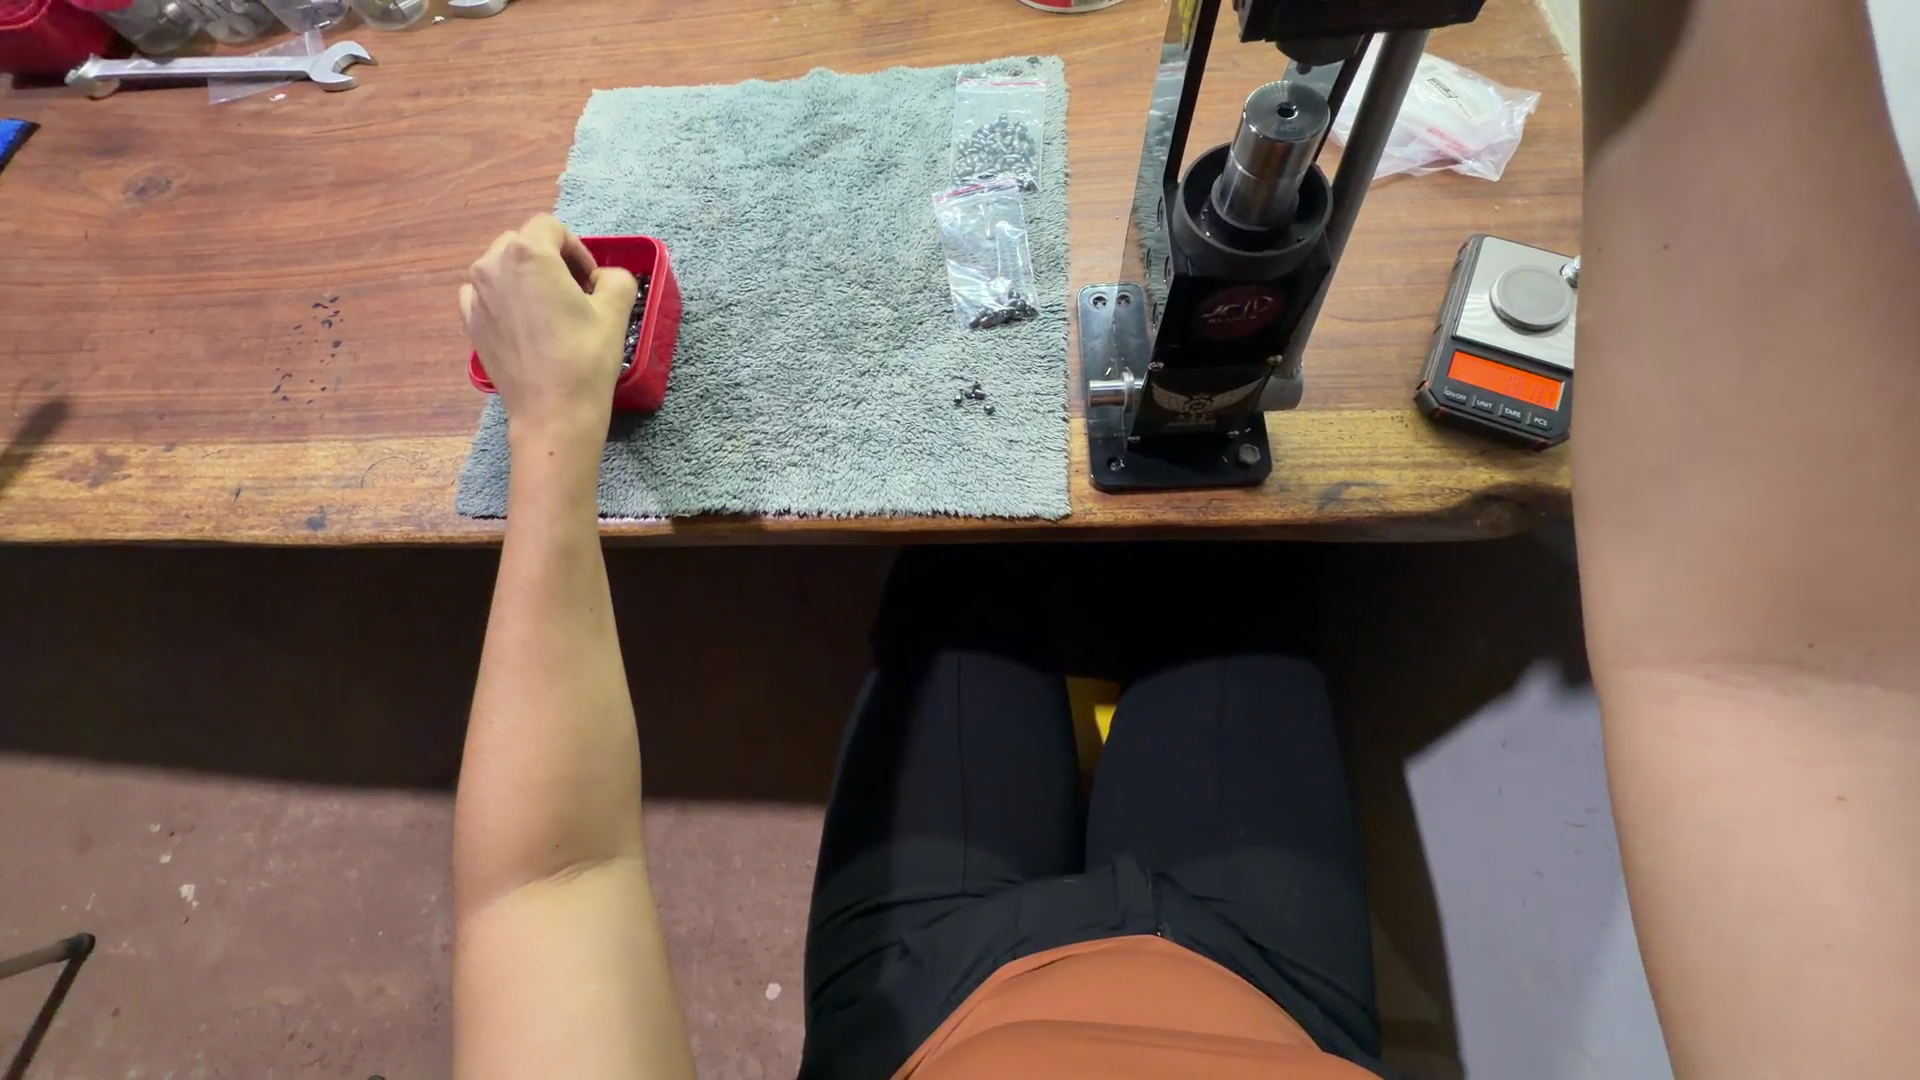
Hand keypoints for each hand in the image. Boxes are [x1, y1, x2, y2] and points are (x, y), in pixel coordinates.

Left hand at [460, 215, 639, 453]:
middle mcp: (493, 264)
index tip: (592, 279)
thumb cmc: (587, 358)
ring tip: (552, 310)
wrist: (553, 411)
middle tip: (576, 293)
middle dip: (550, 259)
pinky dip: (505, 298)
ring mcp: (476, 294)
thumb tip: (606, 278)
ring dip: (527, 278)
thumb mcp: (615, 313)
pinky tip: (527, 324)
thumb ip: (616, 280)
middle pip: (522, 243)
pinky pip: (485, 294)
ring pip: (502, 267)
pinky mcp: (471, 321)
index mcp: (529, 254)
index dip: (577, 248)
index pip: (551, 227)